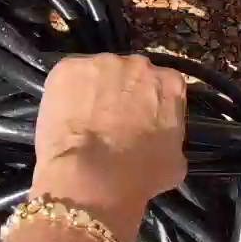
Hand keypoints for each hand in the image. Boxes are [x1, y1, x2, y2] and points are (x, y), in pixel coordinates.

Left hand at [32, 54, 187, 240]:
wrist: (92, 178)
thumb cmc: (140, 175)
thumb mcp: (175, 161)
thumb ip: (170, 136)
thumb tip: (159, 138)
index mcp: (170, 83)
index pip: (163, 87)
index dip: (149, 104)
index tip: (141, 121)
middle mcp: (140, 64)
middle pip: (131, 74)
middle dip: (123, 93)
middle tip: (111, 121)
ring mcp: (102, 63)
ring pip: (98, 74)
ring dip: (94, 92)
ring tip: (84, 121)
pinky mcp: (68, 68)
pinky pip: (68, 77)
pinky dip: (66, 93)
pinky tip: (64, 118)